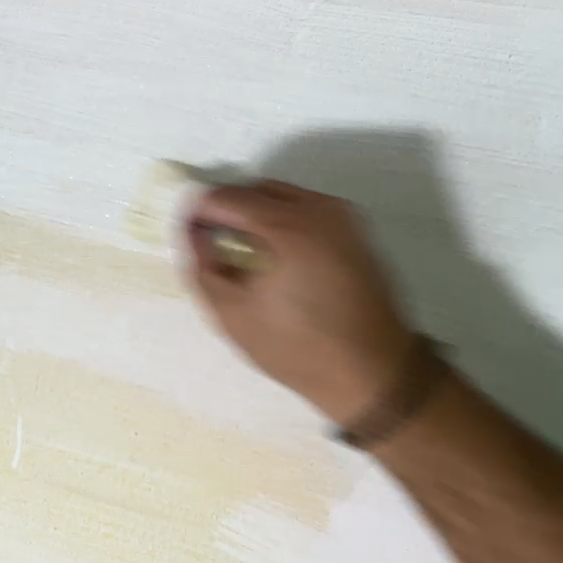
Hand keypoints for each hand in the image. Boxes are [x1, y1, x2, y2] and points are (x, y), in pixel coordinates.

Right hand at [184, 181, 415, 419]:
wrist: (374, 373)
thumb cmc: (296, 348)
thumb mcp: (231, 312)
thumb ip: (202, 263)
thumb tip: (190, 230)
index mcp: (287, 225)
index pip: (224, 197)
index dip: (198, 213)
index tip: (188, 238)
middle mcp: (319, 208)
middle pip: (255, 189)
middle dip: (228, 210)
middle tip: (213, 247)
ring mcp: (344, 217)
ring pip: (283, 196)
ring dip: (256, 215)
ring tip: (245, 256)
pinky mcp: (358, 232)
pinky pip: (308, 211)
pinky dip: (284, 223)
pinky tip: (277, 261)